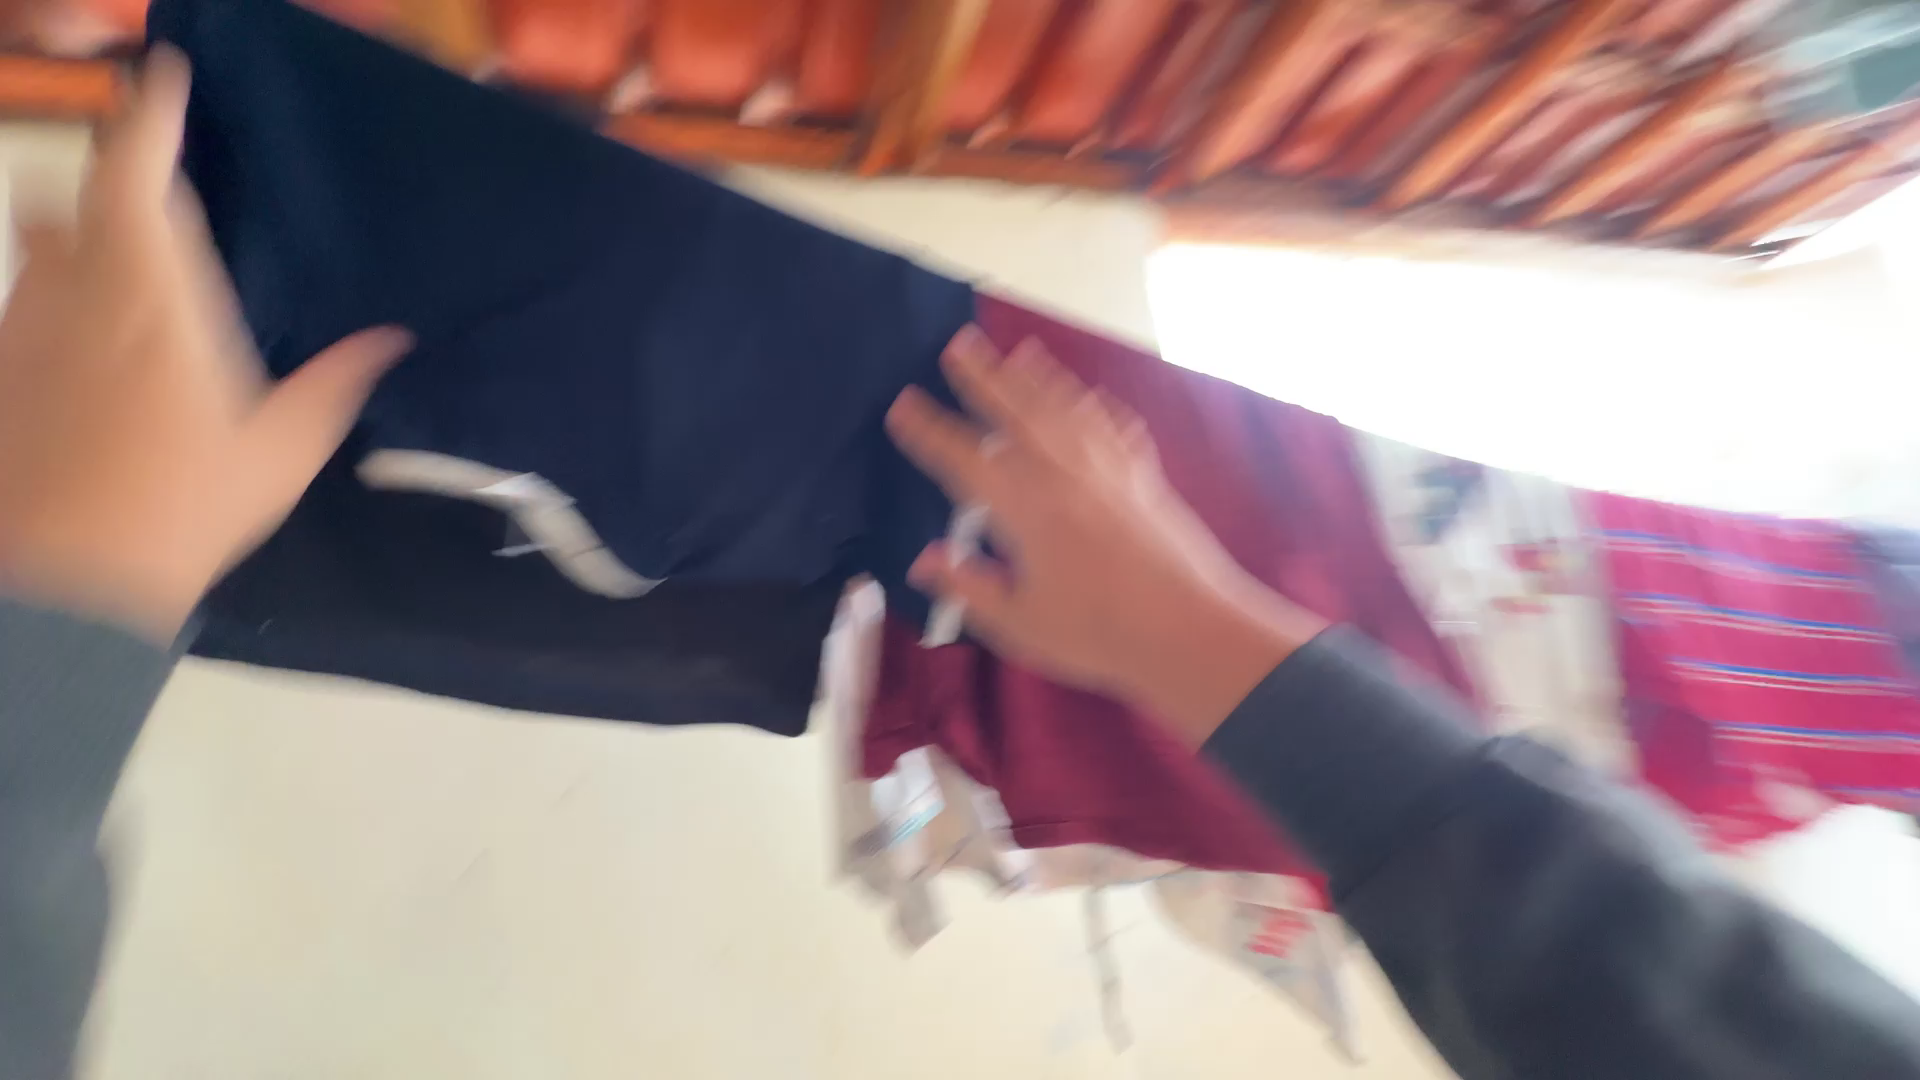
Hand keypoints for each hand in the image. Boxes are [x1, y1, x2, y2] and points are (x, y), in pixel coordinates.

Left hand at [0, 48, 410, 641]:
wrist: (70, 566)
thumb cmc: (197, 497)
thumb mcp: (292, 442)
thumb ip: (341, 379)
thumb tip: (395, 337)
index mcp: (160, 307)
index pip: (138, 185)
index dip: (149, 122)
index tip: (168, 75)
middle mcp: (80, 297)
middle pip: (83, 198)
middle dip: (124, 170)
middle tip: (175, 168)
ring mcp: (29, 325)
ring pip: (46, 238)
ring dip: (91, 220)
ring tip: (143, 234)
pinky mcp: (4, 360)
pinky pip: (31, 287)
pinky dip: (67, 272)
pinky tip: (103, 309)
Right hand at [886, 327, 1322, 742]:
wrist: (1190, 630)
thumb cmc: (1097, 632)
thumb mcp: (1018, 622)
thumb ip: (967, 586)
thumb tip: (922, 559)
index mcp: (1024, 508)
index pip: (963, 459)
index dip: (929, 431)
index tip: (903, 404)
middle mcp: (1062, 473)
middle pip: (1014, 412)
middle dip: (982, 377)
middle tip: (959, 343)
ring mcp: (1107, 469)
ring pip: (1063, 408)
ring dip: (1036, 378)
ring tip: (1017, 352)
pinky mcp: (1142, 476)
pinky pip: (1112, 426)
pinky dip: (1095, 405)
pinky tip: (1090, 396)